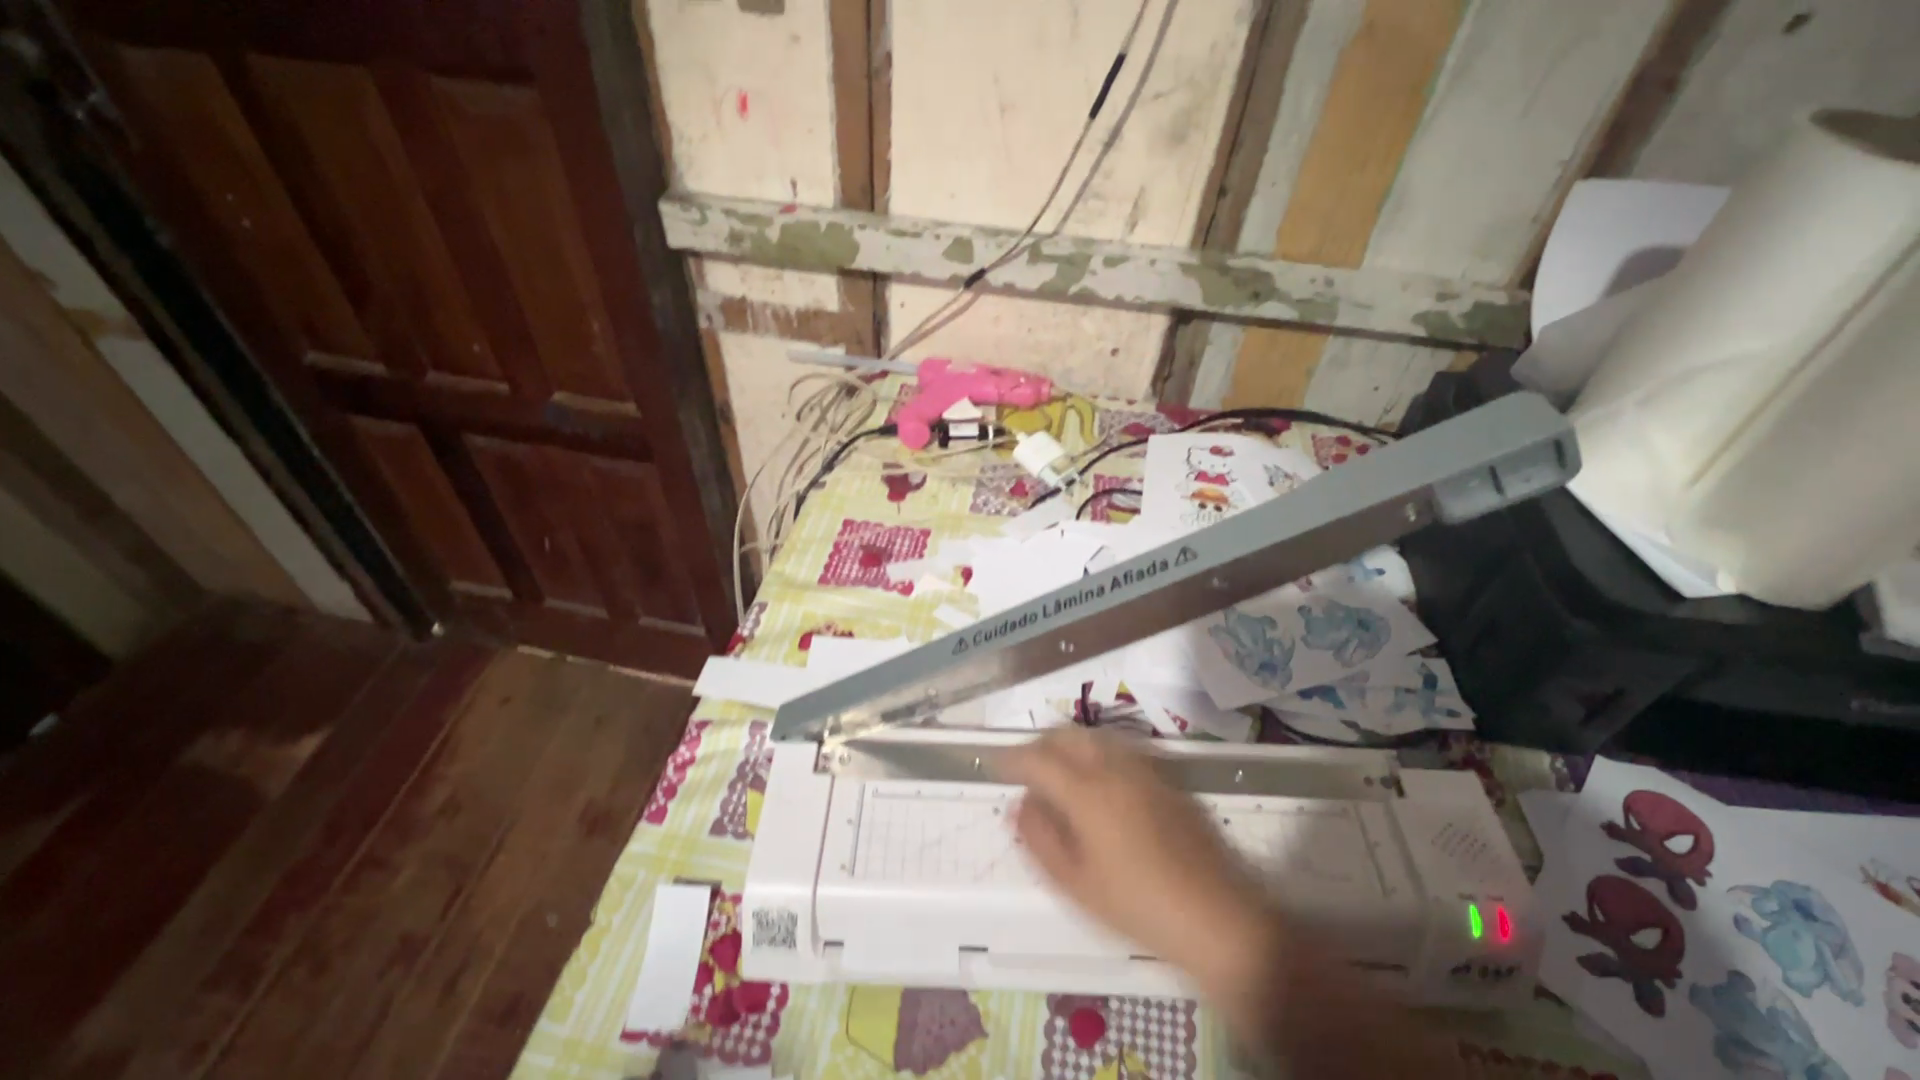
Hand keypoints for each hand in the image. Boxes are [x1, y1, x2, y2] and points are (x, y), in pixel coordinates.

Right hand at [997, 728, 1276, 1000]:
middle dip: (1040, 745)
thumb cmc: (1137, 905)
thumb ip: (1040, 838)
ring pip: (1097, 737)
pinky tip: (1099, 781)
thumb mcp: (1075, 883)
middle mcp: (1116, 768)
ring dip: (1070, 745)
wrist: (1216, 915)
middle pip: (1068, 735)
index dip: (1011, 758)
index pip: (1037, 758)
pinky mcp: (1169, 779)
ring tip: (1059, 773)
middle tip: (1025, 769)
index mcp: (1087, 792)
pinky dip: (1099, 752)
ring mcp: (1147, 770)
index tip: (995, 765)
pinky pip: (1124, 749)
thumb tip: (1020, 804)